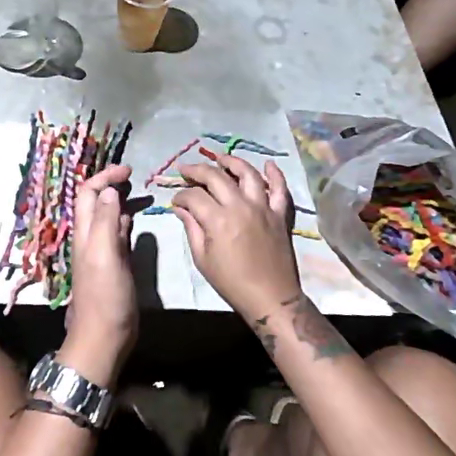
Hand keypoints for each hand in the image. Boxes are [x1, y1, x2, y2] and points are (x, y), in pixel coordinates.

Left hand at [59, 164, 136, 385]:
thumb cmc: (105, 297)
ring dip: (120, 201)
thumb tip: (109, 191)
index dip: (104, 177)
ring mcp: (102, 251)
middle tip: (135, 177)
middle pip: (95, 201)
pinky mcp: (114, 264)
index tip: (128, 170)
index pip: (87, 193)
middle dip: (111, 184)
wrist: (104, 337)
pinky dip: (126, 220)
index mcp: (85, 232)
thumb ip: (105, 222)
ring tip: (142, 194)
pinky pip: (118, 234)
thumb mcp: (105, 255)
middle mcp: (90, 237)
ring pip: (107, 216)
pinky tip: (138, 220)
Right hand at [171, 155, 298, 324]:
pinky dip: (275, 174)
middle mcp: (240, 206)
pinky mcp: (280, 214)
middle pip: (216, 177)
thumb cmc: (231, 282)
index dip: (181, 195)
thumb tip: (181, 208)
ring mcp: (263, 207)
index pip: (194, 195)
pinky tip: (268, 164)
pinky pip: (280, 189)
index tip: (175, 201)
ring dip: (232, 162)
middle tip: (186, 169)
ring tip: (220, 158)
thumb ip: (192, 228)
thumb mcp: (202, 259)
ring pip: (248, 174)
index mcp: (218, 219)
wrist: (270, 297)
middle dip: (197, 170)